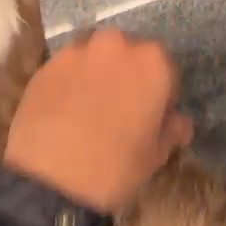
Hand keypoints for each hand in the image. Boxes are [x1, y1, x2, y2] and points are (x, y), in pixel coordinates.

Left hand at [3, 29, 193, 210]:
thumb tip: (179, 122)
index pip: (168, 72)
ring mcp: (77, 51)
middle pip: (130, 57)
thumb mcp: (154, 157)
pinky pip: (68, 71)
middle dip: (129, 80)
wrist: (50, 181)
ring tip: (90, 114)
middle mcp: (116, 44)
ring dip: (99, 78)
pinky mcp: (46, 65)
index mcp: (153, 63)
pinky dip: (72, 85)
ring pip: (97, 60)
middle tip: (122, 114)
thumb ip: (171, 131)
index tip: (154, 118)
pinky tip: (66, 114)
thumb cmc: (113, 169)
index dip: (163, 97)